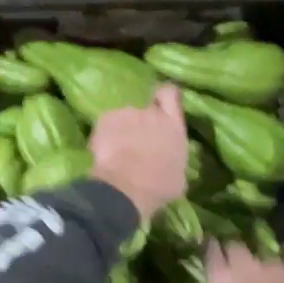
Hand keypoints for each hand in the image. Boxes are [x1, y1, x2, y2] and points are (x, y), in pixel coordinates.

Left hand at [89, 83, 188, 220]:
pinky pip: (106, 124)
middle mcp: (152, 113)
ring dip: (122, 130)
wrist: (126, 188)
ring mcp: (128, 113)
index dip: (164, 97)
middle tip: (135, 141)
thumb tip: (170, 158)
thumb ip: (174, 157)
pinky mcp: (106, 118)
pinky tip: (105, 152)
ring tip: (117, 151)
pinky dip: (105, 135)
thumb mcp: (178, 175)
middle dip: (141, 122)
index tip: (160, 103)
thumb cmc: (158, 187)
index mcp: (174, 126)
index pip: (171, 95)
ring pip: (124, 118)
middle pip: (146, 110)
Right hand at [204, 241, 283, 282]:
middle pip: (235, 245)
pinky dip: (283, 273)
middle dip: (232, 250)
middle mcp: (245, 265)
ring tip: (262, 275)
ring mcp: (274, 266)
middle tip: (233, 261)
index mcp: (221, 278)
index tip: (209, 247)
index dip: (209, 247)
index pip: (210, 251)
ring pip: (262, 254)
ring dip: (259, 262)